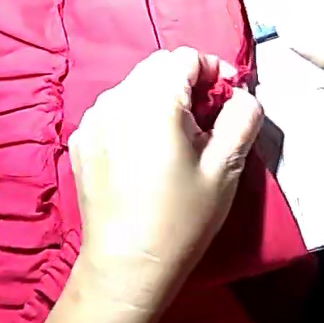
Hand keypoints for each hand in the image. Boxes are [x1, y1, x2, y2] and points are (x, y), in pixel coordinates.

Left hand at [68, 48, 264, 314]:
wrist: (127, 265)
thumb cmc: (182, 218)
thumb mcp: (226, 169)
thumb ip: (241, 118)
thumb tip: (241, 94)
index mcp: (155, 101)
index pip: (185, 57)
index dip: (213, 71)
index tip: (227, 99)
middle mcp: (118, 99)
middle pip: (157, 67)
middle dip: (186, 81)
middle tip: (205, 119)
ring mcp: (94, 118)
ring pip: (133, 85)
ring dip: (159, 97)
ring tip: (175, 137)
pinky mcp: (82, 138)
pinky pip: (113, 108)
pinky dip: (134, 115)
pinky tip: (144, 151)